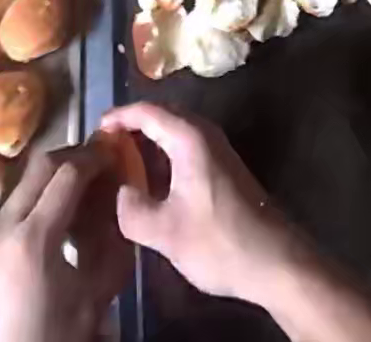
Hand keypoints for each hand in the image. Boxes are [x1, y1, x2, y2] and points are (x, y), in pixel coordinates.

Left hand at [0, 147, 129, 341]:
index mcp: (33, 236)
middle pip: (42, 165)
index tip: (117, 151)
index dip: (95, 157)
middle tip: (101, 160)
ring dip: (56, 173)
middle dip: (74, 156)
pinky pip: (15, 202)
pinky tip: (59, 214)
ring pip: (25, 181)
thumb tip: (121, 212)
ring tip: (84, 185)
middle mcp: (5, 223)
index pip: (68, 173)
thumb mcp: (90, 303)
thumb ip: (110, 252)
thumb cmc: (46, 341)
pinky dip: (40, 193)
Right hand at [97, 102, 308, 305]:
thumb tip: (120, 192)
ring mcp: (215, 147)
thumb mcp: (165, 232)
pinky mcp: (221, 164)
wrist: (274, 260)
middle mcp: (203, 132)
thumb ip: (132, 209)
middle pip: (161, 114)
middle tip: (105, 145)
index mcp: (189, 137)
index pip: (147, 111)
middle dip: (132, 125)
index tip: (96, 130)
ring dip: (148, 139)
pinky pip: (184, 143)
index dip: (119, 116)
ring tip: (121, 160)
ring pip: (174, 129)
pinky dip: (163, 151)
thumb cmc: (219, 241)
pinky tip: (150, 178)